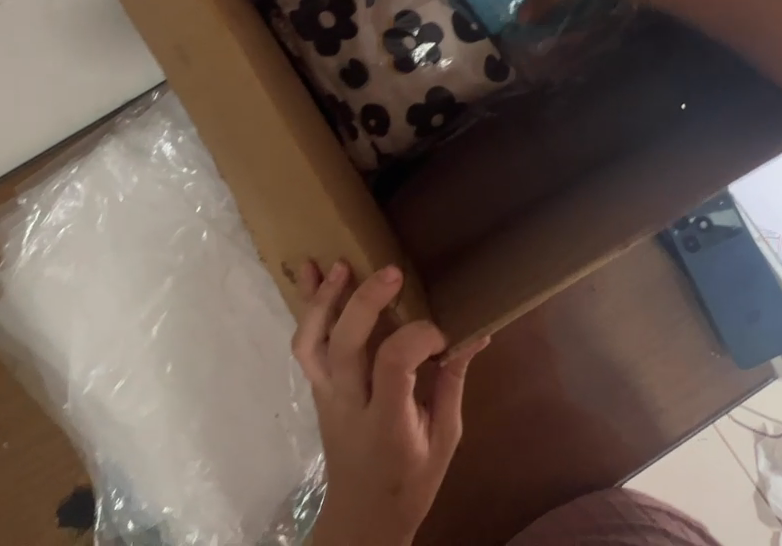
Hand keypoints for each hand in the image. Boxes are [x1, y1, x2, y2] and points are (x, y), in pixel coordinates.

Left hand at [293, 260, 490, 545]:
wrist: (362, 517)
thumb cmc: (411, 482)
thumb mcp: (445, 439)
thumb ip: (453, 382)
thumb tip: (476, 333)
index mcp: (387, 424)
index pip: (393, 365)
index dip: (418, 336)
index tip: (441, 332)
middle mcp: (347, 405)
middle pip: (345, 346)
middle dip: (365, 302)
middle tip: (392, 272)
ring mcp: (325, 394)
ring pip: (311, 342)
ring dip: (323, 300)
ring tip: (339, 264)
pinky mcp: (316, 386)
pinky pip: (305, 345)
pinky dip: (308, 308)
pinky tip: (314, 275)